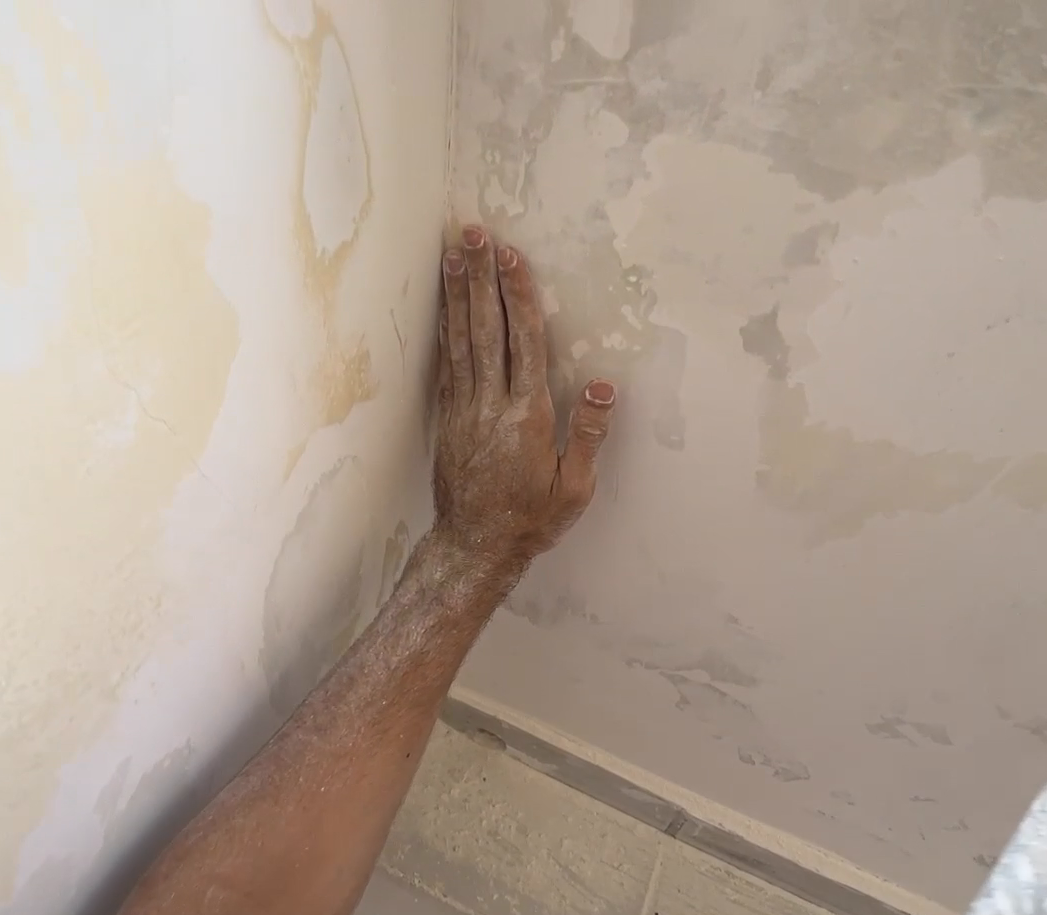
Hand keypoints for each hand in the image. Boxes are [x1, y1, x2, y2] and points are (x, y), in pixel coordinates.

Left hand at [431, 225, 615, 573]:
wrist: (475, 546)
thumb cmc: (530, 520)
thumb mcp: (573, 488)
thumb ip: (587, 435)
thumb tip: (602, 385)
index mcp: (527, 417)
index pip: (524, 343)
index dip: (518, 296)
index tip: (511, 257)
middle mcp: (491, 406)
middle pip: (486, 330)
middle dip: (480, 278)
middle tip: (472, 234)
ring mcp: (465, 411)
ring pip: (460, 342)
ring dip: (457, 296)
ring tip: (452, 256)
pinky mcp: (448, 421)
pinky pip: (447, 367)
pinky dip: (445, 333)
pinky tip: (444, 309)